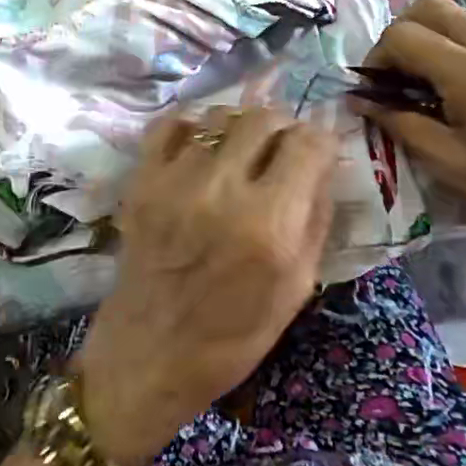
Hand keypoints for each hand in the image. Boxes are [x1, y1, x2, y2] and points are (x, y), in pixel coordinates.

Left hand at [75, 108, 334, 465]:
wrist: (152, 350)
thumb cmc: (234, 333)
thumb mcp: (297, 285)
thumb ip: (316, 217)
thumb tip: (324, 164)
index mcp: (270, 222)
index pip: (309, 141)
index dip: (320, 141)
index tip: (317, 153)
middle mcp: (223, 189)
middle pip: (264, 118)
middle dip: (282, 128)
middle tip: (280, 150)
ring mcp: (175, 180)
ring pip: (218, 116)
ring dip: (238, 127)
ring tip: (238, 152)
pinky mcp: (142, 180)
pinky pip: (169, 124)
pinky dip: (190, 125)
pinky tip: (199, 146)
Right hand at [357, 0, 465, 283]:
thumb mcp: (447, 163)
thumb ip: (398, 123)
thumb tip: (359, 100)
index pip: (404, 35)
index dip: (376, 57)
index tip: (373, 88)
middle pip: (432, 7)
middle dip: (401, 34)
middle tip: (395, 75)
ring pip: (462, 20)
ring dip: (432, 43)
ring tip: (428, 89)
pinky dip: (461, 55)